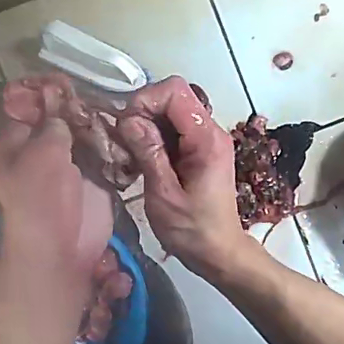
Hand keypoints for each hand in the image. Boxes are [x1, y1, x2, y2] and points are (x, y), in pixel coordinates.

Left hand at [0, 103, 113, 303]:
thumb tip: (59, 99)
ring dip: (103, 125)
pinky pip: (109, 156)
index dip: (47, 92)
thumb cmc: (40, 198)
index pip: (31, 107)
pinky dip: (118, 147)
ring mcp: (73, 167)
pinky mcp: (97, 182)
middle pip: (65, 119)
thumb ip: (54, 123)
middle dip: (82, 108)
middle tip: (103, 96)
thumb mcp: (42, 152)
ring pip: (90, 136)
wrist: (62, 247)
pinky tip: (129, 131)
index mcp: (20, 142)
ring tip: (121, 111)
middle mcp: (45, 151)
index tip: (69, 79)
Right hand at [116, 76, 257, 279]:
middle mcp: (210, 132)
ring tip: (130, 156)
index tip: (126, 128)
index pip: (175, 91)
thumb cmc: (193, 230)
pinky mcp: (198, 152)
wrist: (219, 252)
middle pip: (171, 98)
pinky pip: (171, 131)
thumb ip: (148, 153)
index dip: (145, 101)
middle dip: (141, 114)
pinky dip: (151, 139)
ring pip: (168, 113)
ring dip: (144, 128)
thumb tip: (129, 120)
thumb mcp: (164, 195)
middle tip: (124, 145)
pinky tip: (141, 162)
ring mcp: (205, 141)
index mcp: (207, 139)